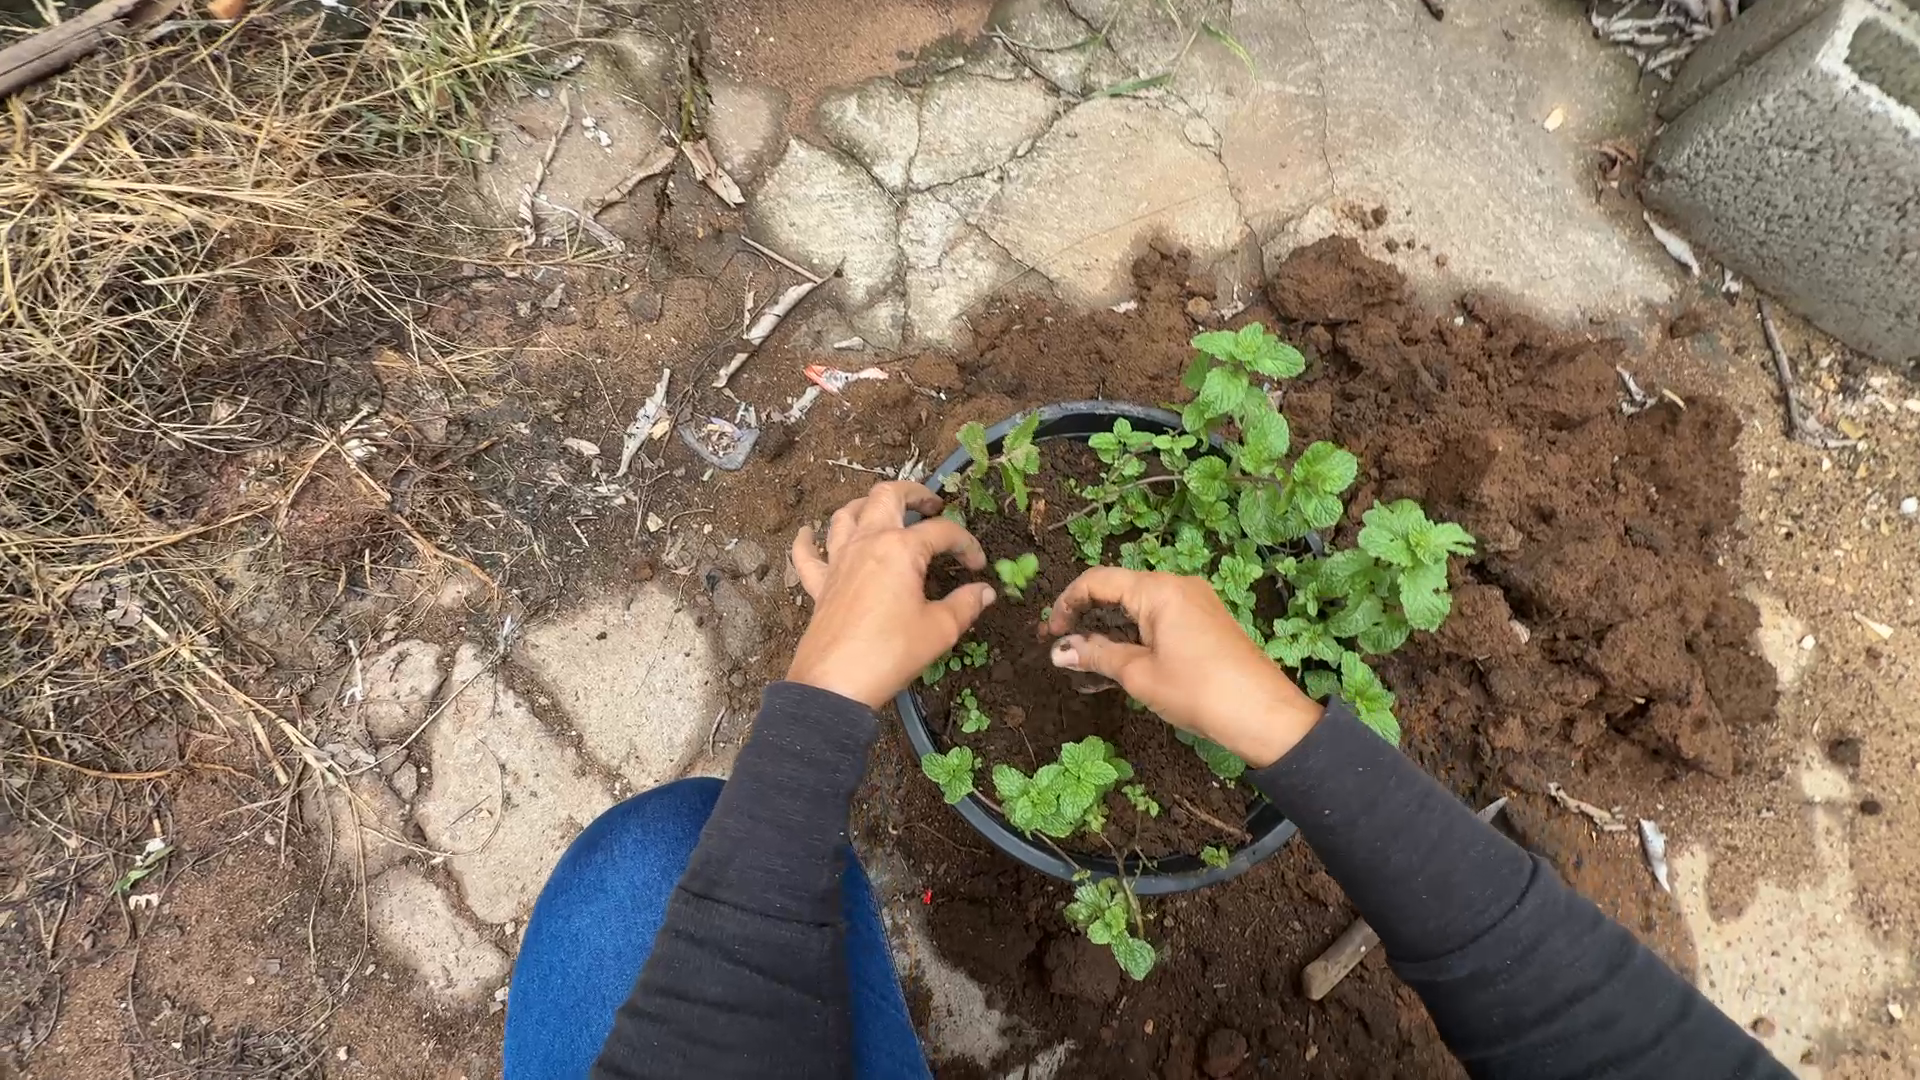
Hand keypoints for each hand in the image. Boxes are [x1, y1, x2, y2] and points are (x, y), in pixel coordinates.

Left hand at [787, 481, 996, 708]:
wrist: (836, 684)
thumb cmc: (891, 653)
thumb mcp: (940, 630)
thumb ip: (966, 605)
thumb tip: (985, 592)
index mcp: (901, 548)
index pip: (942, 532)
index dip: (966, 545)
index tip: (977, 565)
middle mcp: (867, 542)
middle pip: (887, 496)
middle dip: (914, 493)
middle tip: (933, 505)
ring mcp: (838, 560)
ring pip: (846, 514)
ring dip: (866, 505)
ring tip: (884, 511)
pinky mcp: (819, 583)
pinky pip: (807, 554)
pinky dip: (807, 539)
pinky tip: (808, 532)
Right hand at [1042, 568, 1323, 766]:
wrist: (1266, 716)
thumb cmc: (1197, 691)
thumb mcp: (1138, 674)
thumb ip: (1095, 655)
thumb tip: (1058, 651)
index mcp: (1158, 589)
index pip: (1097, 581)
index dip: (1066, 603)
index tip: (1050, 633)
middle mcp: (1176, 586)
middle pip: (1117, 591)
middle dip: (1085, 618)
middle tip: (1061, 648)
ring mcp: (1192, 604)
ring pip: (1136, 610)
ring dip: (1107, 633)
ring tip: (1082, 664)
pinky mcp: (1202, 623)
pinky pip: (1157, 623)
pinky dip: (1132, 640)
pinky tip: (1113, 666)